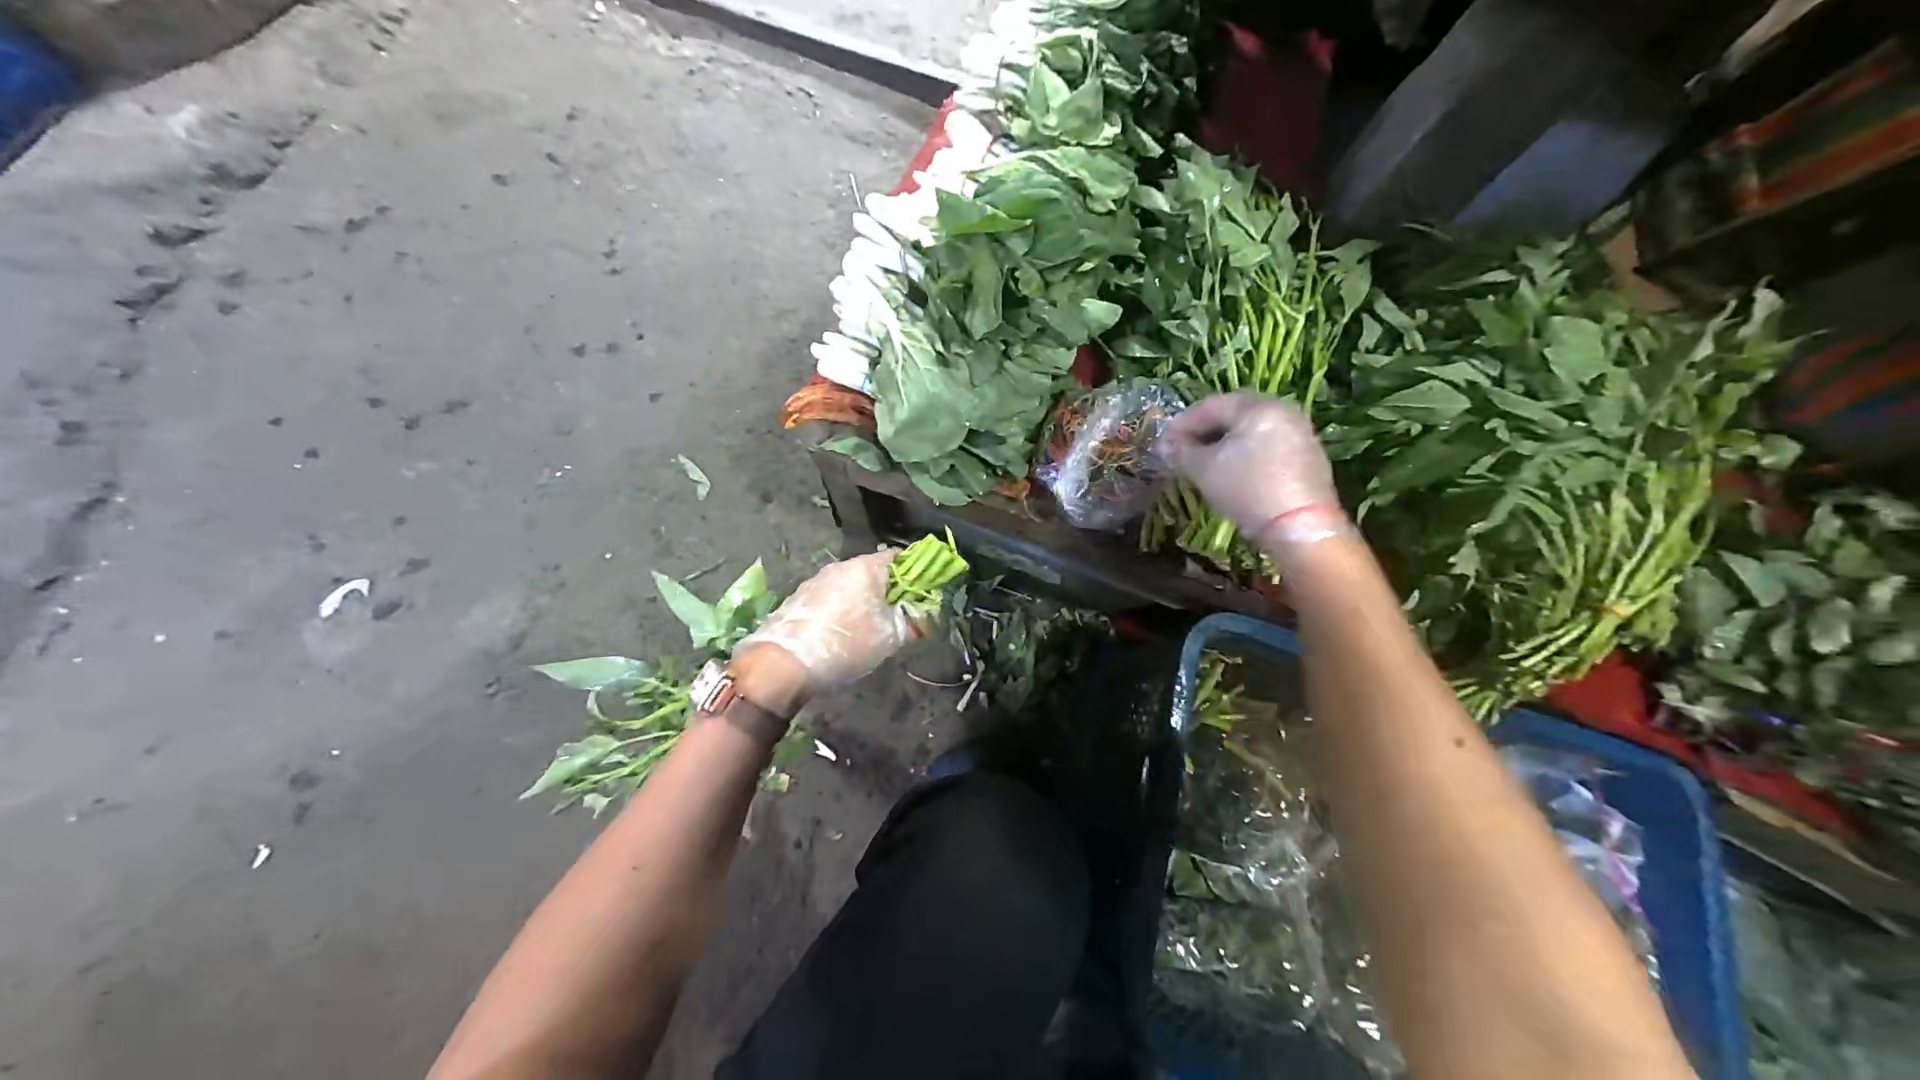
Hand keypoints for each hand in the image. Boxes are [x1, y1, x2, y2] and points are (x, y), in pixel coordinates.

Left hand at [736, 551, 919, 690]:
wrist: (783, 664)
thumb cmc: (845, 645)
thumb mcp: (890, 638)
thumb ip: (914, 621)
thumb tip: (926, 616)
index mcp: (865, 568)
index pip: (898, 557)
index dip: (914, 572)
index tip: (922, 591)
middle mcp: (839, 567)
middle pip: (872, 571)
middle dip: (887, 590)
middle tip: (898, 615)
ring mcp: (815, 582)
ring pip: (849, 586)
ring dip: (862, 601)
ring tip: (869, 628)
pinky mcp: (798, 599)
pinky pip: (830, 598)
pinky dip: (841, 609)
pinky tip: (841, 633)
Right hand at [1160, 392, 1349, 556]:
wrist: (1299, 527)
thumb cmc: (1246, 489)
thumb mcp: (1203, 470)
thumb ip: (1181, 452)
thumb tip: (1165, 447)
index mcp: (1257, 406)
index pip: (1210, 406)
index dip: (1182, 423)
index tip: (1163, 443)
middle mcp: (1282, 410)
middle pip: (1234, 414)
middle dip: (1204, 431)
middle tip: (1181, 450)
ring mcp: (1299, 432)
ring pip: (1252, 430)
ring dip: (1224, 442)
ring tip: (1204, 462)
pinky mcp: (1308, 456)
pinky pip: (1268, 445)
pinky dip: (1246, 453)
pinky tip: (1232, 472)